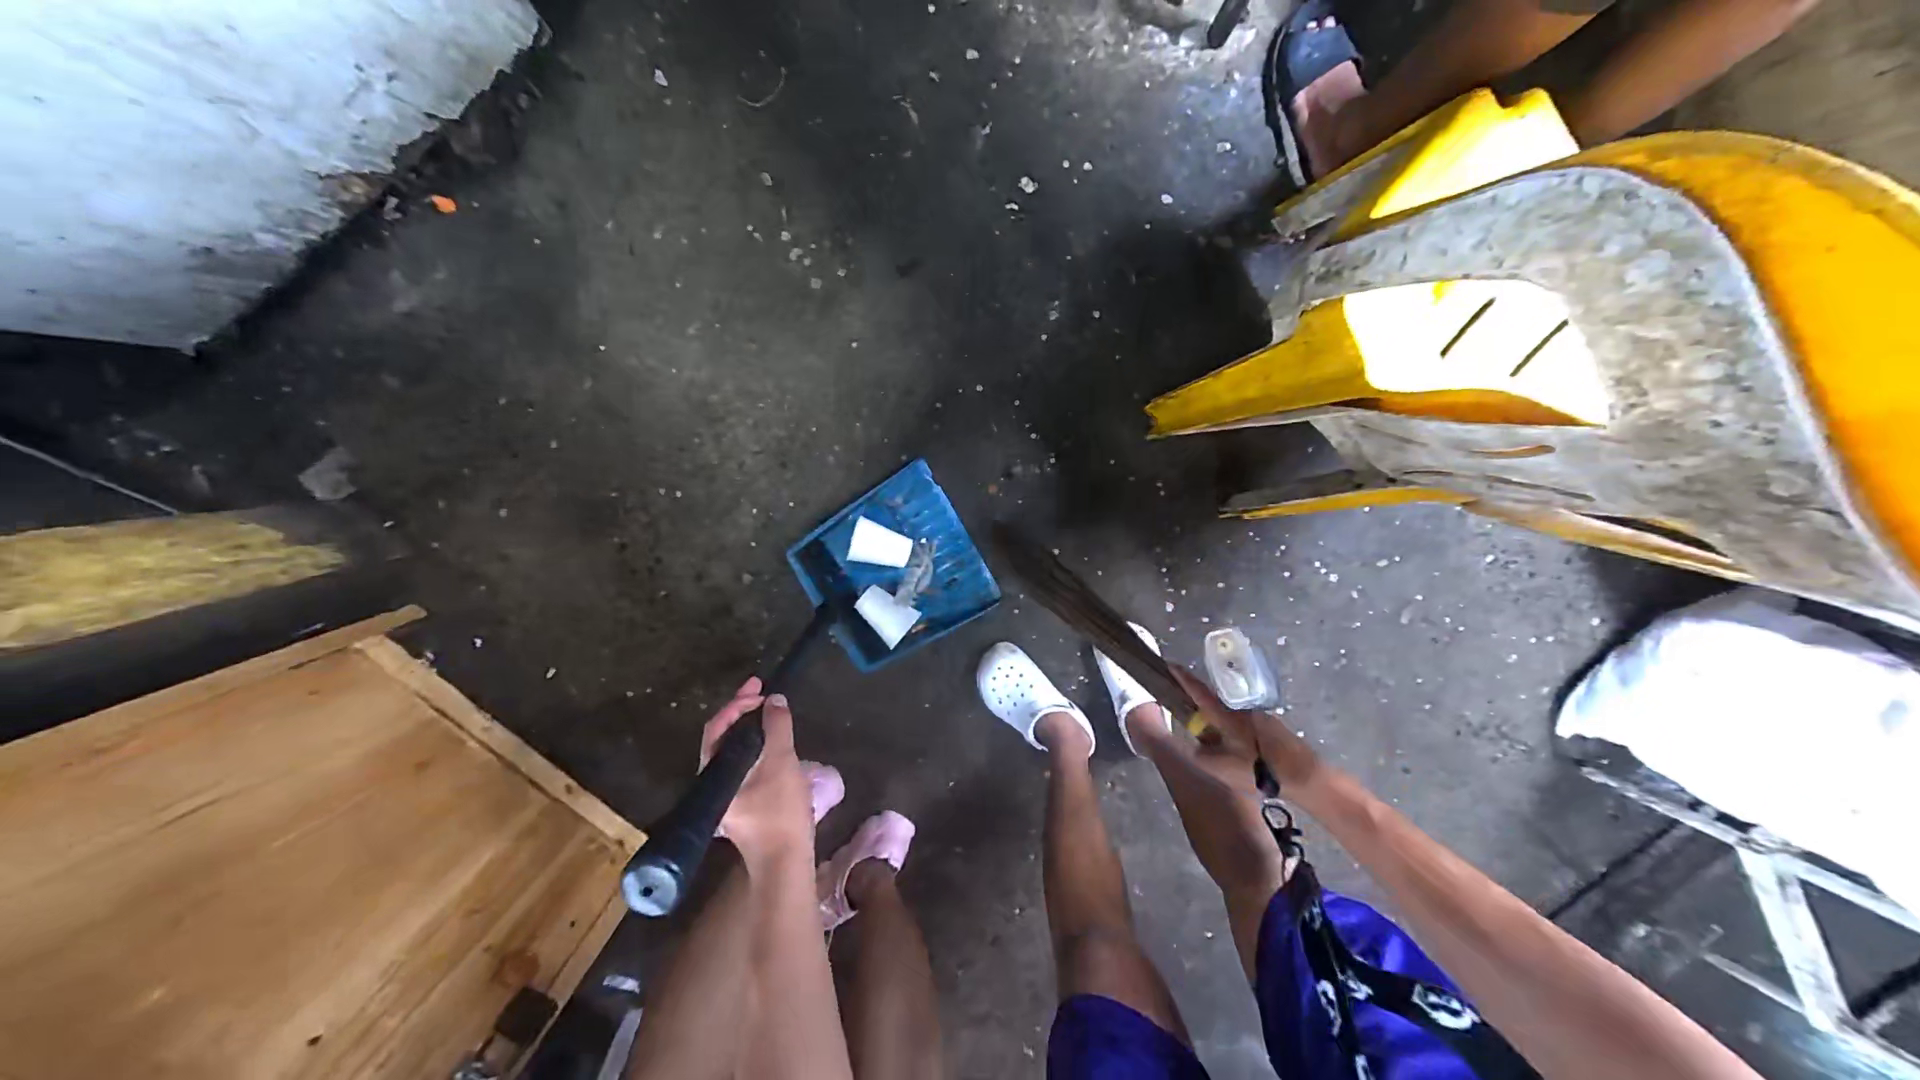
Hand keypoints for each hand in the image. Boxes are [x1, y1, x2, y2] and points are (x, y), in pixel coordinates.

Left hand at [701, 678, 813, 871]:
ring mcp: (730, 792)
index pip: (717, 728)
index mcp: (714, 771)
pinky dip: (759, 745)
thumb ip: (777, 727)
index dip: (736, 705)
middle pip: (724, 737)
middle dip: (744, 711)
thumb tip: (775, 700)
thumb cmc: (778, 810)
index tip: (760, 691)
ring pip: (736, 750)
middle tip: (764, 691)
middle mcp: (716, 780)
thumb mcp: (781, 761)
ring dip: (753, 727)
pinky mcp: (745, 801)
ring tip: (771, 710)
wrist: (784, 859)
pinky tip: (776, 741)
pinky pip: (747, 762)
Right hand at [1170, 667, 1320, 789]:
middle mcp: (1239, 709)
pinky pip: (1240, 726)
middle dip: (1198, 712)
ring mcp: (1256, 716)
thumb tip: (1191, 742)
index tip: (1168, 664)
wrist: (1303, 776)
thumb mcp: (1218, 768)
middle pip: (1211, 704)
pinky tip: (1238, 757)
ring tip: (1219, 752)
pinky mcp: (1268, 726)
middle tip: (1192, 729)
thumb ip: (1197, 752)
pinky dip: (1232, 735)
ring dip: (1217, 728)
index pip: (1197, 690)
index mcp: (1224, 715)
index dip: (1181, 677)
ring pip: (1227, 718)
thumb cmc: (1258, 770)